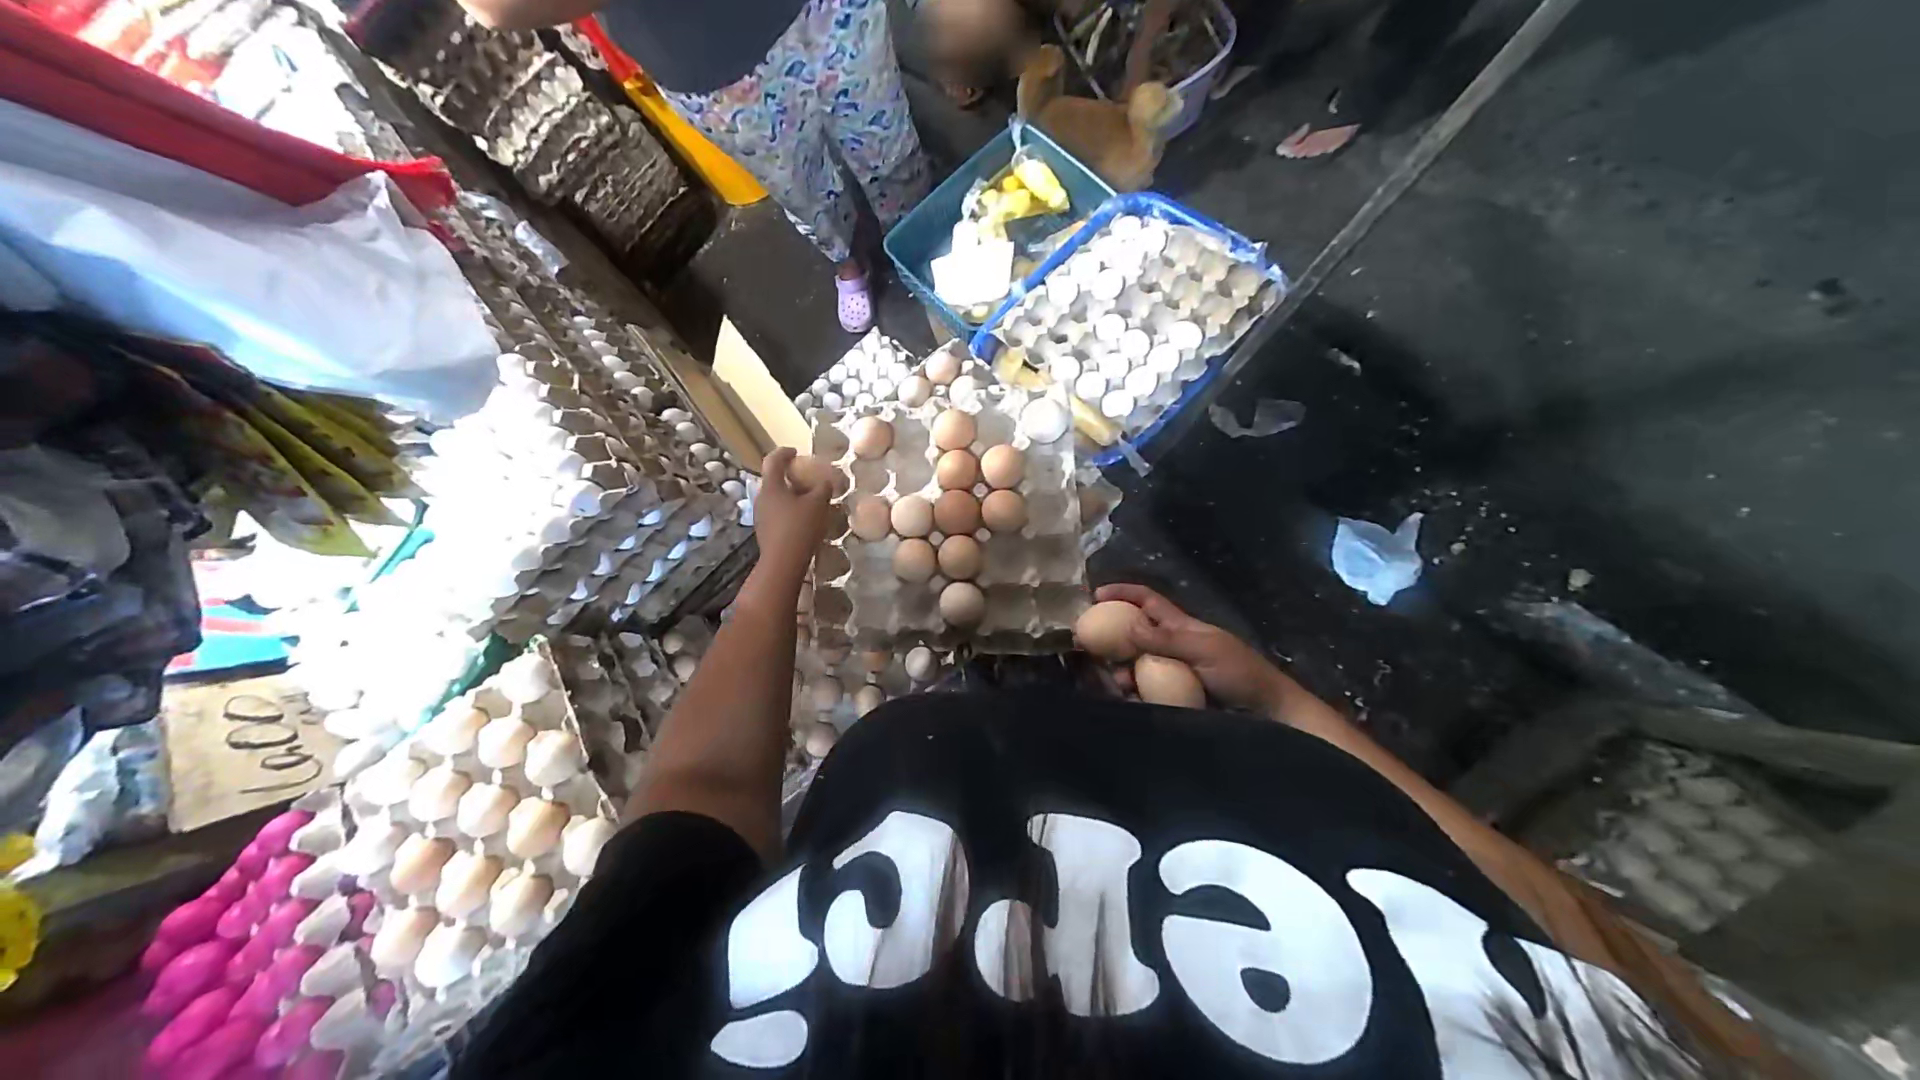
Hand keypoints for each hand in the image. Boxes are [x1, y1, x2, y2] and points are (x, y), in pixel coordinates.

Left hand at [753, 449, 831, 574]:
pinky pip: (777, 512)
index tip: (796, 451)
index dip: (784, 452)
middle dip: (789, 476)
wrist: (783, 562)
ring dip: (790, 494)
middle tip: (805, 477)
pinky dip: (788, 509)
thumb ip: (822, 488)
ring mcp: (761, 515)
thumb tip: (825, 482)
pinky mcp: (765, 530)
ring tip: (808, 499)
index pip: (773, 460)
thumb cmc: (799, 527)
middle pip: (773, 480)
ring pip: (775, 498)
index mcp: (772, 486)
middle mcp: (762, 498)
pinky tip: (803, 518)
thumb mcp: (818, 504)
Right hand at [1096, 583, 1297, 712]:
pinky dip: (1128, 694)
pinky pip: (1140, 693)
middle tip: (1087, 648)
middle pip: (1131, 635)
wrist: (1266, 714)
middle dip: (1109, 638)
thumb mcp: (1203, 649)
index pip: (1146, 602)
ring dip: (1118, 671)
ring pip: (1131, 666)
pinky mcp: (1168, 699)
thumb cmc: (1240, 673)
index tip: (1094, 596)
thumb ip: (1165, 638)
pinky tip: (1123, 700)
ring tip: (1115, 682)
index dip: (1122, 594)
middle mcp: (1169, 648)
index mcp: (1180, 627)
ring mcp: (1168, 675)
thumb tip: (1126, 624)